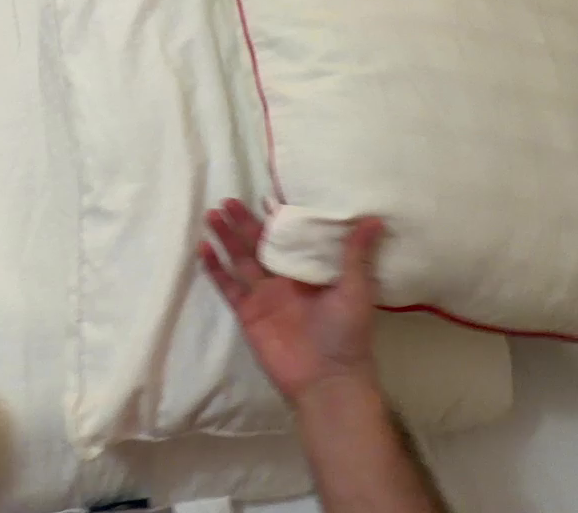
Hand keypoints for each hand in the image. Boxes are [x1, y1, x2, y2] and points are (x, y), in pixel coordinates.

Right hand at [199, 199, 386, 403]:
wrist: (326, 380)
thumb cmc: (346, 334)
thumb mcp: (355, 290)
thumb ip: (356, 254)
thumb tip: (374, 218)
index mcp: (310, 272)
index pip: (291, 238)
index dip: (278, 218)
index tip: (265, 195)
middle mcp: (284, 279)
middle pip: (259, 243)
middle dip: (243, 222)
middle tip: (228, 199)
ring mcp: (263, 295)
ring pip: (239, 258)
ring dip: (226, 237)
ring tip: (212, 214)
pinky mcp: (247, 311)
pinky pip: (227, 285)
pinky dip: (214, 267)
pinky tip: (203, 248)